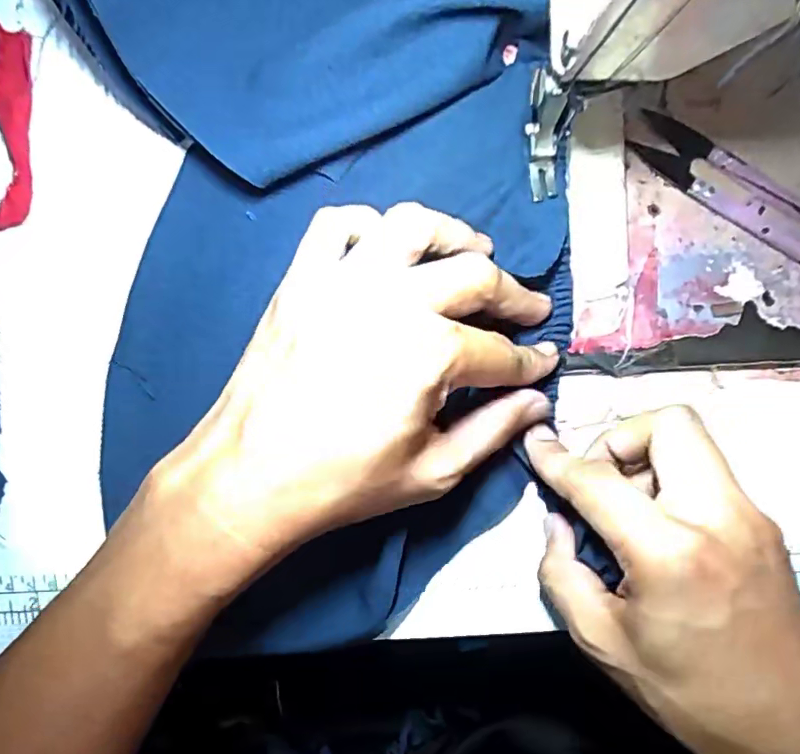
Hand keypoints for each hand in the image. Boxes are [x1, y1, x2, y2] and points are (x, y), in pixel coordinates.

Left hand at [137, 202, 558, 569]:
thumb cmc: (347, 483)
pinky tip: (390, 248)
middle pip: (473, 277)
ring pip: (413, 227)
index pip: (499, 352)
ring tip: (477, 252)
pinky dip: (372, 226)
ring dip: (455, 236)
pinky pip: (338, 225)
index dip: (531, 360)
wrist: (253, 477)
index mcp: (430, 354)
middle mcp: (393, 301)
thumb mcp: (434, 471)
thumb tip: (537, 401)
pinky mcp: (303, 279)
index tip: (547, 361)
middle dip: (515, 295)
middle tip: (531, 308)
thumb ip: (493, 430)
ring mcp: (342, 281)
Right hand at [524, 407, 799, 753]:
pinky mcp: (766, 526)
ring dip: (649, 460)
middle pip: (669, 422)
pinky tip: (660, 534)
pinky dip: (675, 484)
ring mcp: (752, 515)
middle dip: (619, 437)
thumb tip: (557, 526)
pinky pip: (711, 477)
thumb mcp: (607, 646)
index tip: (536, 445)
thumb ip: (565, 576)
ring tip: (626, 514)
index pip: (601, 478)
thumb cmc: (693, 698)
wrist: (794, 724)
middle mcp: (718, 515)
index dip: (558, 459)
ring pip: (694, 444)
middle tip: (598, 484)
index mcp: (670, 551)